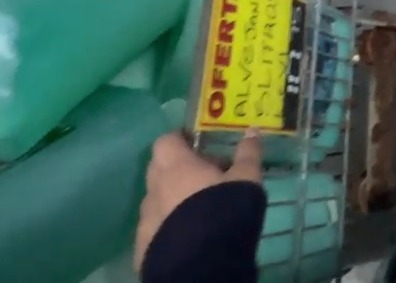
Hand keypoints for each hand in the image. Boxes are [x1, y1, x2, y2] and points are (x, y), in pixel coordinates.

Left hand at [135, 129, 263, 270]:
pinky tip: (188, 232)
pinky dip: (167, 223)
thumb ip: (248, 153)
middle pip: (157, 168)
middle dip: (177, 167)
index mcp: (177, 167)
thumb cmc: (224, 210)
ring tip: (198, 205)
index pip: (165, 141)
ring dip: (172, 196)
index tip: (197, 142)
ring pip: (156, 199)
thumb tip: (252, 131)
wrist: (202, 265)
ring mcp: (146, 220)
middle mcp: (155, 190)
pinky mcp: (142, 247)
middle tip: (204, 172)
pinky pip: (154, 227)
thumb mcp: (246, 178)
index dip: (179, 139)